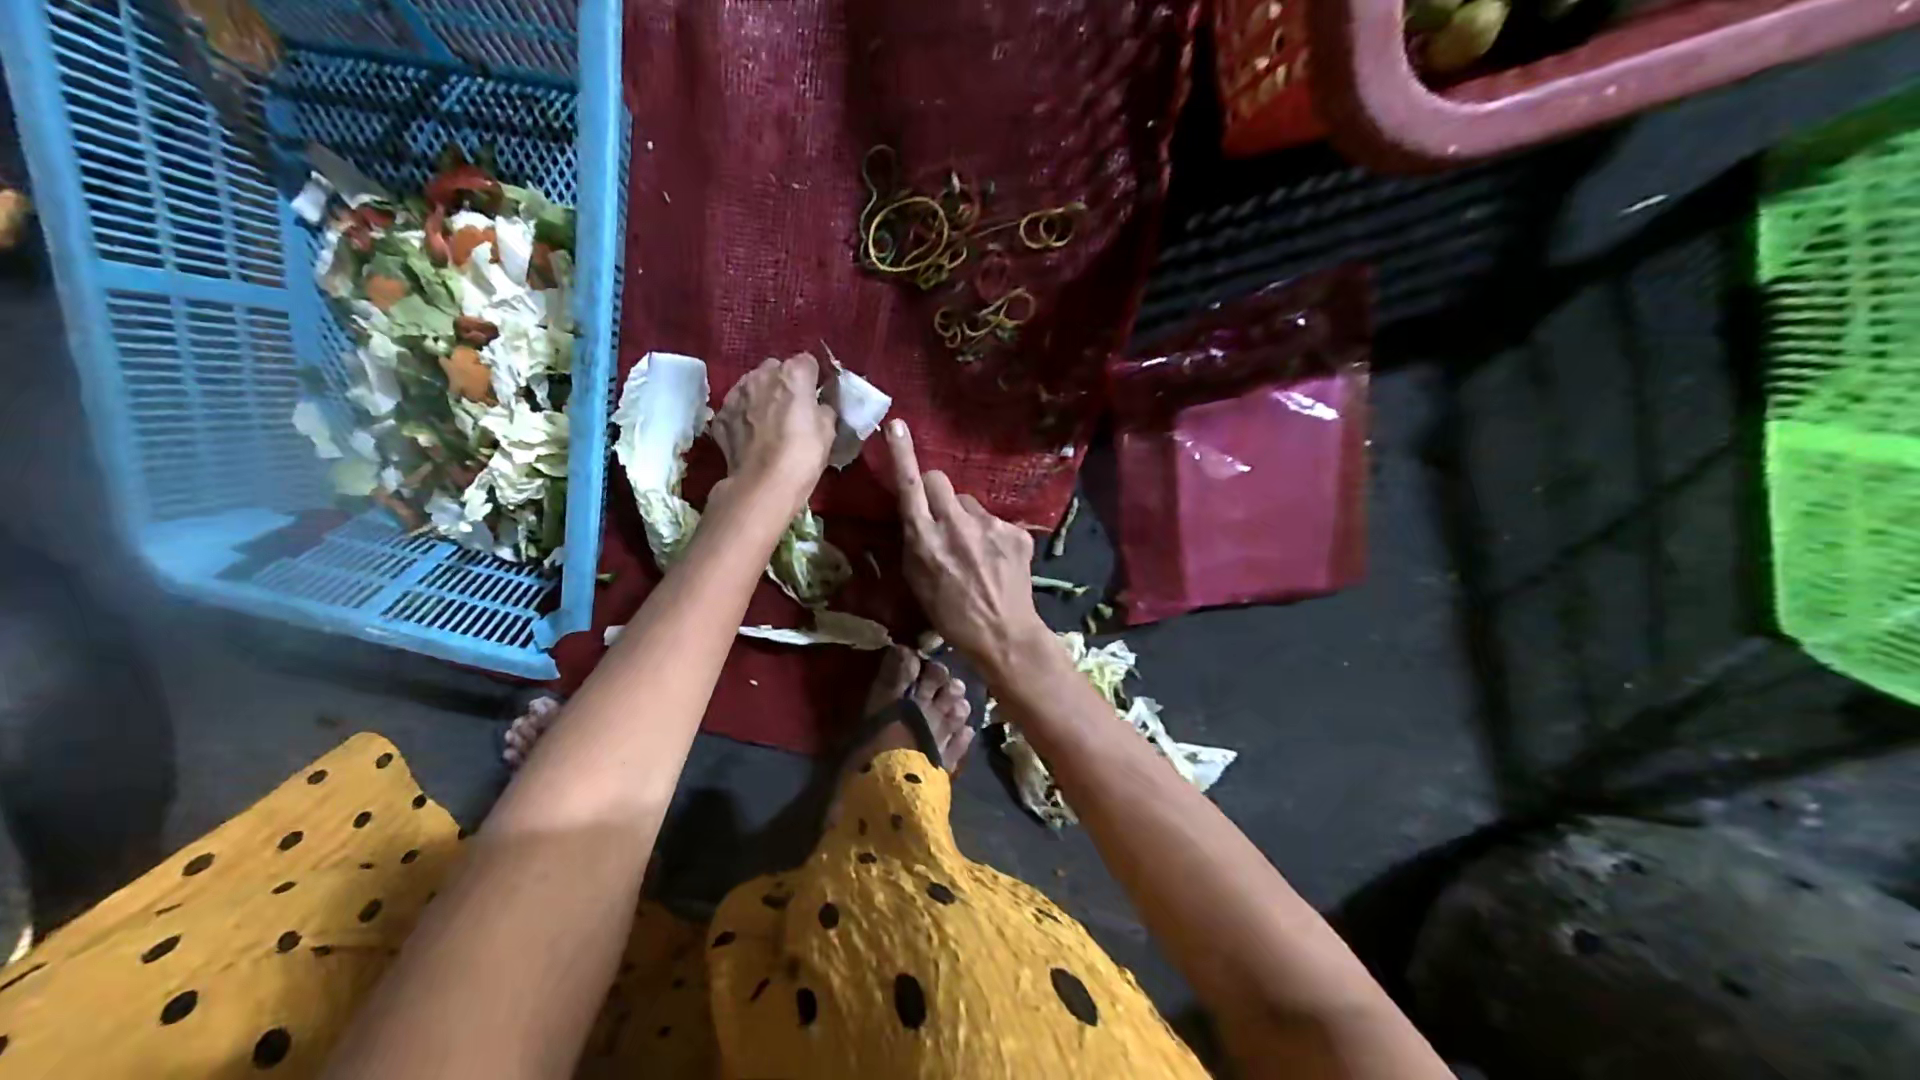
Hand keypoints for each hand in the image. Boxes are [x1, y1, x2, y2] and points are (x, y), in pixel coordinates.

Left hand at [711, 352, 836, 512]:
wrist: (763, 484)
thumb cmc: (803, 455)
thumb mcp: (828, 430)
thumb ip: (822, 408)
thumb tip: (816, 406)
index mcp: (793, 374)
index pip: (807, 362)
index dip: (812, 379)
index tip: (815, 397)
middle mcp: (761, 375)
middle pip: (776, 369)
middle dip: (783, 384)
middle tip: (791, 409)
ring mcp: (736, 394)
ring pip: (752, 385)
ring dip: (761, 397)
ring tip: (768, 422)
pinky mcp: (721, 415)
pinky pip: (737, 407)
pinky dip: (743, 416)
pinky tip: (751, 436)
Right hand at [886, 419, 1048, 672]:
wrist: (1003, 634)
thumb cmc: (950, 614)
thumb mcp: (916, 581)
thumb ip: (914, 542)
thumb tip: (915, 515)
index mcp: (925, 539)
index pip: (909, 486)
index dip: (902, 455)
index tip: (897, 425)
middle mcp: (956, 525)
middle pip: (940, 481)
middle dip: (936, 493)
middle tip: (941, 519)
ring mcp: (989, 526)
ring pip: (968, 503)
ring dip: (966, 518)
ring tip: (974, 552)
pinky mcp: (1015, 532)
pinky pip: (994, 521)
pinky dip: (991, 535)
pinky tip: (995, 560)